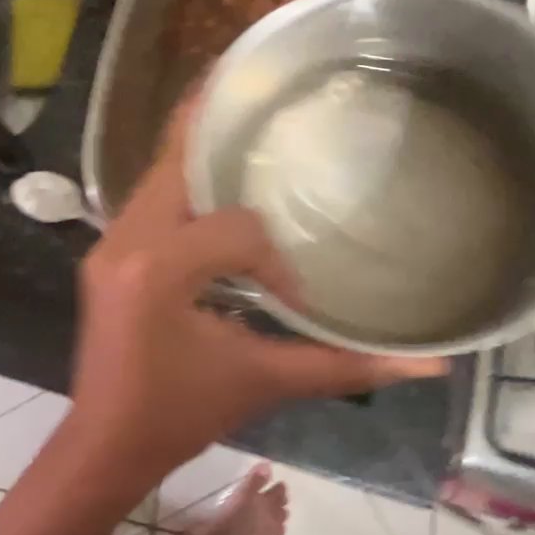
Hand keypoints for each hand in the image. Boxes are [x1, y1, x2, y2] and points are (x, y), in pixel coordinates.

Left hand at [67, 96, 448, 479]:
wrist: (103, 444)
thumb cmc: (176, 417)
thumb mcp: (258, 383)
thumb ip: (340, 365)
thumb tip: (431, 363)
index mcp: (157, 267)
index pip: (233, 228)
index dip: (272, 258)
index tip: (293, 296)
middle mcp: (124, 242)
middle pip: (177, 167)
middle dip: (216, 132)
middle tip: (257, 90)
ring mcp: (106, 247)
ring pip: (157, 181)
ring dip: (198, 160)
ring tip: (243, 132)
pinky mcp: (105, 257)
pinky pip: (147, 204)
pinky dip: (181, 189)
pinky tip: (213, 190)